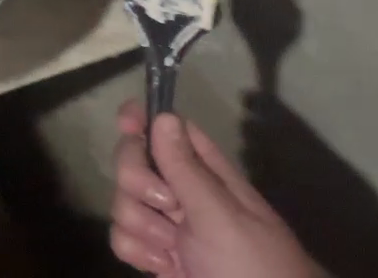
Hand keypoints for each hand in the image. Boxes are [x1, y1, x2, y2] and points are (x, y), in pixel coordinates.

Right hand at [110, 100, 320, 277]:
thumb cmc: (256, 275)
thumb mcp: (223, 220)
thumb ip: (187, 170)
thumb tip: (163, 115)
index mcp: (209, 177)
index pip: (171, 129)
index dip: (144, 120)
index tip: (128, 128)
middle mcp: (185, 195)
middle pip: (133, 160)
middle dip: (136, 182)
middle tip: (167, 207)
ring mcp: (168, 228)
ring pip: (123, 199)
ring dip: (141, 225)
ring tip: (173, 252)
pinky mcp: (154, 256)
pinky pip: (121, 235)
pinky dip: (137, 251)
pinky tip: (163, 267)